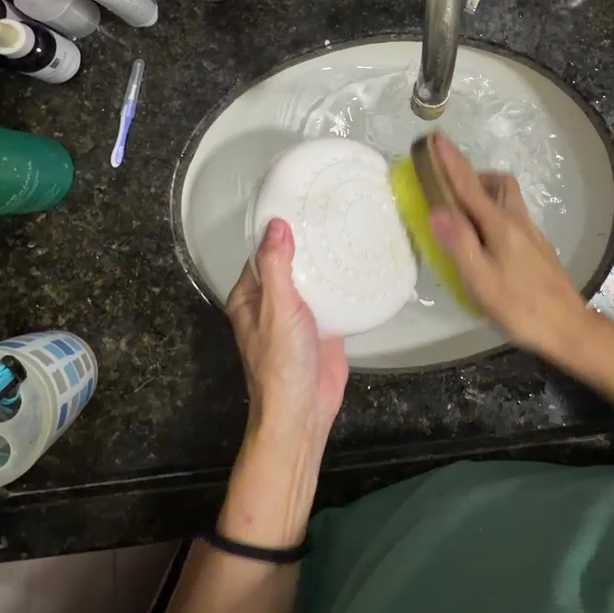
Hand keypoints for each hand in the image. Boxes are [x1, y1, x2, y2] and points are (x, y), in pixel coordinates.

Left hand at [225, 219, 348, 445]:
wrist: (303, 410)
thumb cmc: (281, 359)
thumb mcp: (276, 307)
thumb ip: (276, 265)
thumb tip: (275, 223)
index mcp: (251, 296)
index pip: (263, 252)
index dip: (280, 229)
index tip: (303, 202)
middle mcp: (273, 302)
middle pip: (292, 263)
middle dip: (309, 242)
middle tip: (335, 209)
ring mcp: (300, 314)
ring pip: (314, 279)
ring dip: (329, 261)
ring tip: (352, 227)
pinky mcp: (325, 326)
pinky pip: (334, 298)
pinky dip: (345, 283)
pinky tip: (362, 262)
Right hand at [426, 133, 593, 356]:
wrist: (569, 328)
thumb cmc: (521, 308)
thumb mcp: (482, 280)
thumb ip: (459, 243)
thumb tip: (436, 209)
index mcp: (500, 226)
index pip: (469, 186)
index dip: (450, 161)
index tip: (435, 138)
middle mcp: (518, 222)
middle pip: (497, 184)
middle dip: (473, 176)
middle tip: (449, 188)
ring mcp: (531, 235)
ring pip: (508, 200)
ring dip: (485, 194)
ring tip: (463, 214)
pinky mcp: (537, 249)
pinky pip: (512, 217)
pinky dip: (494, 215)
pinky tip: (486, 241)